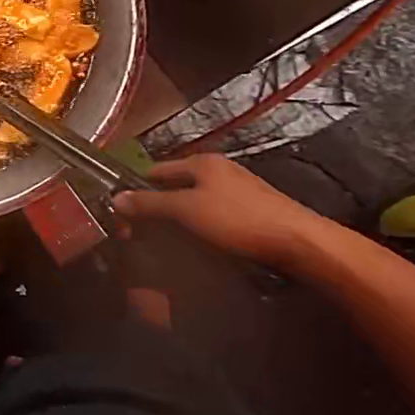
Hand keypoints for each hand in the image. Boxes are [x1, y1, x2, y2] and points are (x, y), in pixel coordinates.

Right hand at [113, 154, 332, 265]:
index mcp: (201, 162)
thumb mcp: (188, 210)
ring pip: (194, 206)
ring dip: (179, 225)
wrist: (298, 242)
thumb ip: (151, 204)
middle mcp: (218, 171)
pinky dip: (200, 232)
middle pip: (176, 189)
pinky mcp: (250, 214)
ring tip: (166, 249)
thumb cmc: (238, 220)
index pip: (156, 171)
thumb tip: (116, 198)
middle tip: (141, 238)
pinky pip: (212, 219)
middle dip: (158, 212)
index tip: (123, 217)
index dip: (137, 191)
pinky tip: (197, 252)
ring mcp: (236, 192)